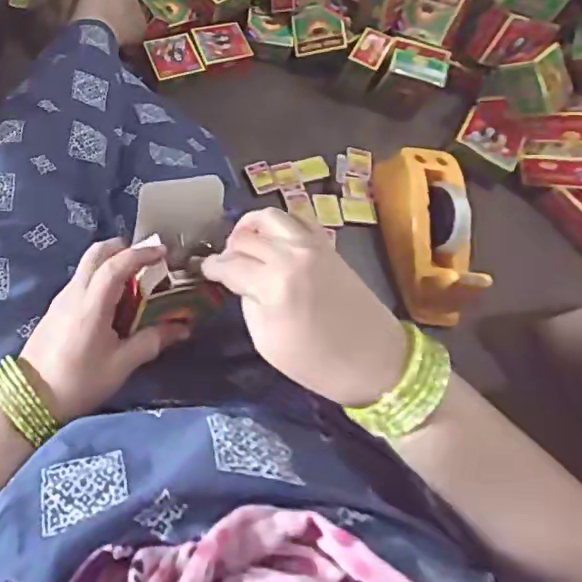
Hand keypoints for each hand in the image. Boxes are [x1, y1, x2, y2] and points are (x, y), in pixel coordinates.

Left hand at [20, 238, 188, 420]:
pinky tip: (113, 302)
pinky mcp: (56, 308)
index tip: (162, 252)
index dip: (141, 254)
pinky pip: (82, 281)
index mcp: (91, 303)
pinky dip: (100, 278)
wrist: (31, 397)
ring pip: (87, 265)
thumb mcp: (120, 365)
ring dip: (111, 263)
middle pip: (97, 253)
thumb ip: (151, 341)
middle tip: (147, 259)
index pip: (116, 265)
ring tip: (135, 283)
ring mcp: (62, 298)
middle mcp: (74, 292)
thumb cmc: (79, 381)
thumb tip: (181, 328)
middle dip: (123, 248)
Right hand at [200, 209, 409, 406]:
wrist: (377, 363)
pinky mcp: (328, 247)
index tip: (205, 272)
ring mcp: (313, 247)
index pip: (230, 265)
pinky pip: (298, 220)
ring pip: (270, 217)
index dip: (212, 268)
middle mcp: (291, 256)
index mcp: (273, 284)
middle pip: (245, 238)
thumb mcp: (267, 342)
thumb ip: (249, 303)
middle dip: (228, 250)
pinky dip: (279, 224)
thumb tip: (242, 282)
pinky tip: (273, 240)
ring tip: (244, 244)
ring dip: (250, 227)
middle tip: (224, 265)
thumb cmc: (318, 364)